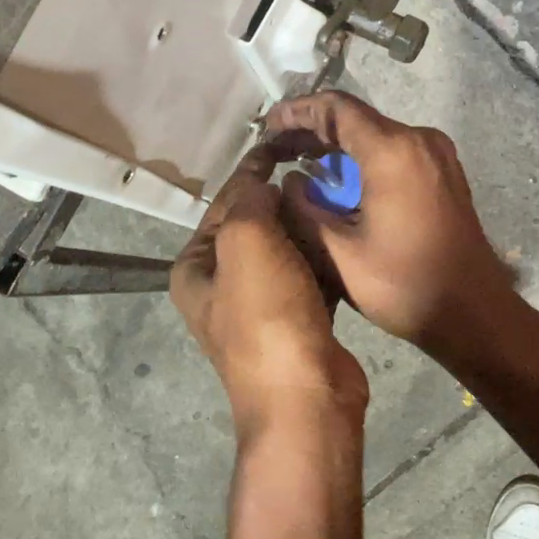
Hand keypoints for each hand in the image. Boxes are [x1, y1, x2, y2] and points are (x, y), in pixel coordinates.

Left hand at [171, 143, 368, 430]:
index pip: (224, 204)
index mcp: (196, 267)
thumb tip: (264, 186)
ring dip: (305, 224)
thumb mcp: (247, 243)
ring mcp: (261, 306)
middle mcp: (222, 285)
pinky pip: (308, 274)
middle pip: (254, 225)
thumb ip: (250, 201)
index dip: (252, 170)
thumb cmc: (267, 316)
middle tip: (315, 163)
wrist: (306, 397)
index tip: (280, 140)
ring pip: (284, 249)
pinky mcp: (298, 320)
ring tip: (334, 191)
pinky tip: (342, 233)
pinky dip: (322, 255)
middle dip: (281, 197)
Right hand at [269, 92, 515, 350]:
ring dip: (336, 144)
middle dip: (312, 129)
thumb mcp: (338, 254)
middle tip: (274, 149)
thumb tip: (288, 182)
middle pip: (356, 118)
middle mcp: (419, 141)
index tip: (267, 126)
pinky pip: (394, 150)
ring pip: (375, 133)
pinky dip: (361, 157)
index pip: (336, 108)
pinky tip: (337, 179)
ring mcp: (436, 155)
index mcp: (393, 151)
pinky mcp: (443, 173)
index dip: (297, 111)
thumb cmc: (404, 285)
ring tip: (297, 161)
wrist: (474, 313)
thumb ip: (304, 210)